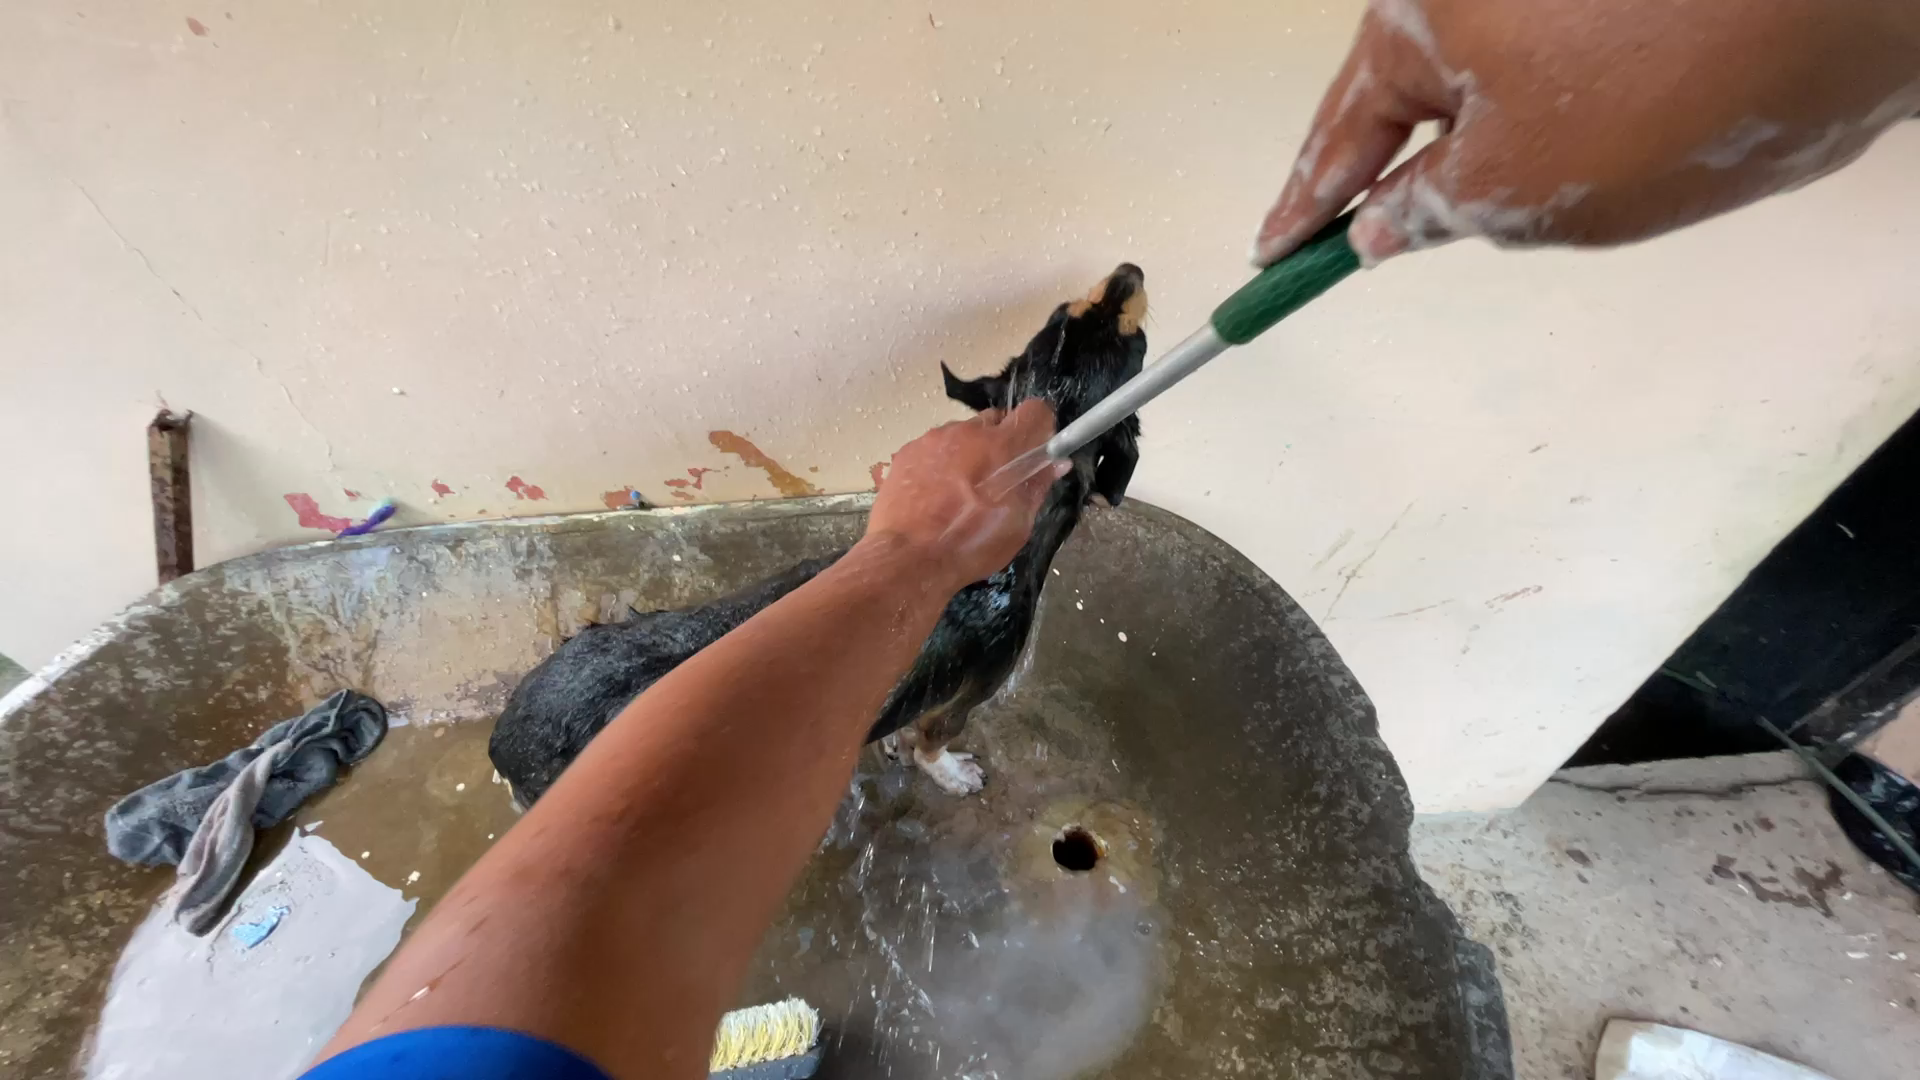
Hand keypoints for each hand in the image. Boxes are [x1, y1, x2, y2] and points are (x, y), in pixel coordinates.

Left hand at [864, 400, 1066, 589]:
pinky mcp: (908, 450)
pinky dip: (940, 463)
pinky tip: (934, 494)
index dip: (1038, 429)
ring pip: (962, 434)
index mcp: (1003, 448)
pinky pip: (935, 447)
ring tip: (958, 491)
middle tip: (996, 479)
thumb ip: (1037, 487)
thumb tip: (1056, 464)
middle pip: (995, 420)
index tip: (1034, 450)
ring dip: (968, 453)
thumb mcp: (1017, 525)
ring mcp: (934, 438)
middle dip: (1001, 443)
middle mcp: (969, 432)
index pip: (1035, 412)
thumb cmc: (970, 546)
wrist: (909, 558)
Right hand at [1253, 0, 1919, 265]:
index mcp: (1422, 15)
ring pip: (1482, 84)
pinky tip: (1610, 129)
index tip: (1266, 259)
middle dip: (1396, 178)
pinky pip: (1552, 58)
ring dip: (1491, 145)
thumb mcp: (1518, 189)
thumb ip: (1426, 215)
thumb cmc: (1674, 89)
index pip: (1335, 144)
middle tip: (1380, 239)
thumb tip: (1379, 228)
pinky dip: (1560, 110)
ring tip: (1551, 178)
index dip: (1299, 214)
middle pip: (1401, 103)